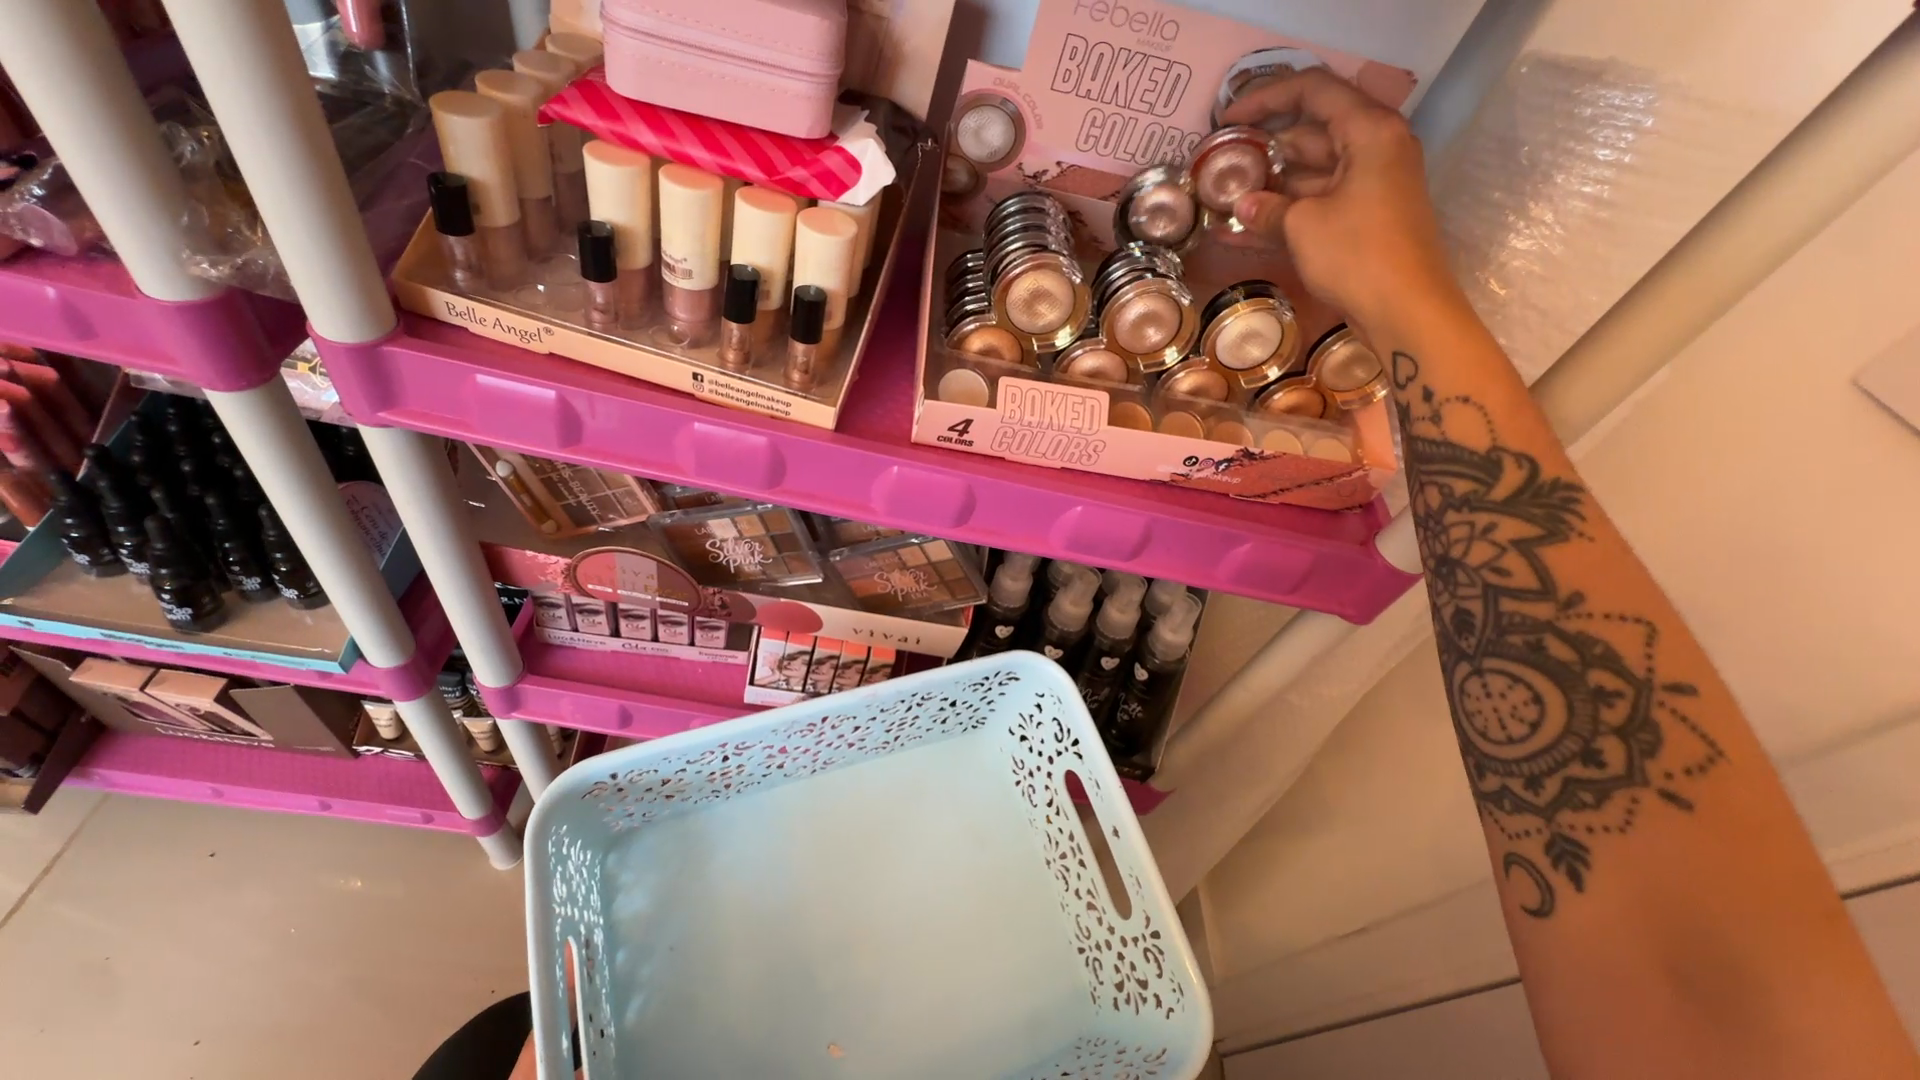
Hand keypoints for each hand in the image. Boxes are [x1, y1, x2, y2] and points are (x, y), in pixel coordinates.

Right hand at [1222, 69, 1458, 333]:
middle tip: (1222, 162)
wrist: (1406, 310)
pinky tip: (1243, 227)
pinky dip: (1285, 210)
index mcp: (1369, 131)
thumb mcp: (1303, 226)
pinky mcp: (1365, 216)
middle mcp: (1375, 147)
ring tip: (1225, 196)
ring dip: (1271, 183)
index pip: (1314, 91)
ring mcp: (1371, 184)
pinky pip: (1318, 201)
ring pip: (1313, 170)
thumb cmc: (1358, 255)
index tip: (1228, 119)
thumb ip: (1269, 209)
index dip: (1267, 98)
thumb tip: (1243, 205)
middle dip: (1266, 146)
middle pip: (1313, 131)